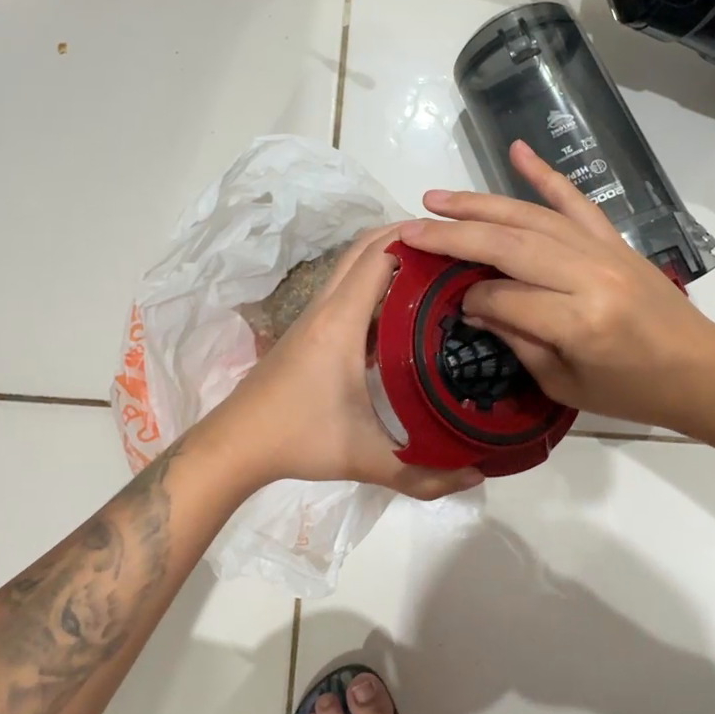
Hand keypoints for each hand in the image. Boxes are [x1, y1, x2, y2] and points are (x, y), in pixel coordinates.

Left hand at [198, 225, 486, 499]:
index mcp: (342, 322)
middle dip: (406, 237)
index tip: (462, 244)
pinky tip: (401, 308)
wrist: (236, 444)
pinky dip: (372, 280)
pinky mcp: (307, 330)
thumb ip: (425, 474)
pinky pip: (345, 288)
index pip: (381, 256)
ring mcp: (313, 316)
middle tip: (455, 250)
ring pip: (351, 266)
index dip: (418, 241)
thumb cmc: (300, 440)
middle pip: (364, 248)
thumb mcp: (367, 459)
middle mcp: (326, 307)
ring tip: (436, 271)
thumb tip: (478, 476)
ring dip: (387, 256)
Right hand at [398, 141, 714, 432]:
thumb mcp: (566, 385)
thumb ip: (519, 341)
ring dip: (480, 203)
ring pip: (532, 217)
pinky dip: (545, 174)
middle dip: (455, 235)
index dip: (473, 299)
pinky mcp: (615, 239)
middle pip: (510, 244)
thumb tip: (475, 305)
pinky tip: (517, 150)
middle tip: (411, 228)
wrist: (704, 371)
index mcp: (579, 323)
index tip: (454, 305)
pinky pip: (576, 201)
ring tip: (437, 199)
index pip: (505, 296)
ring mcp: (605, 251)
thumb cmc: (632, 391)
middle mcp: (590, 277)